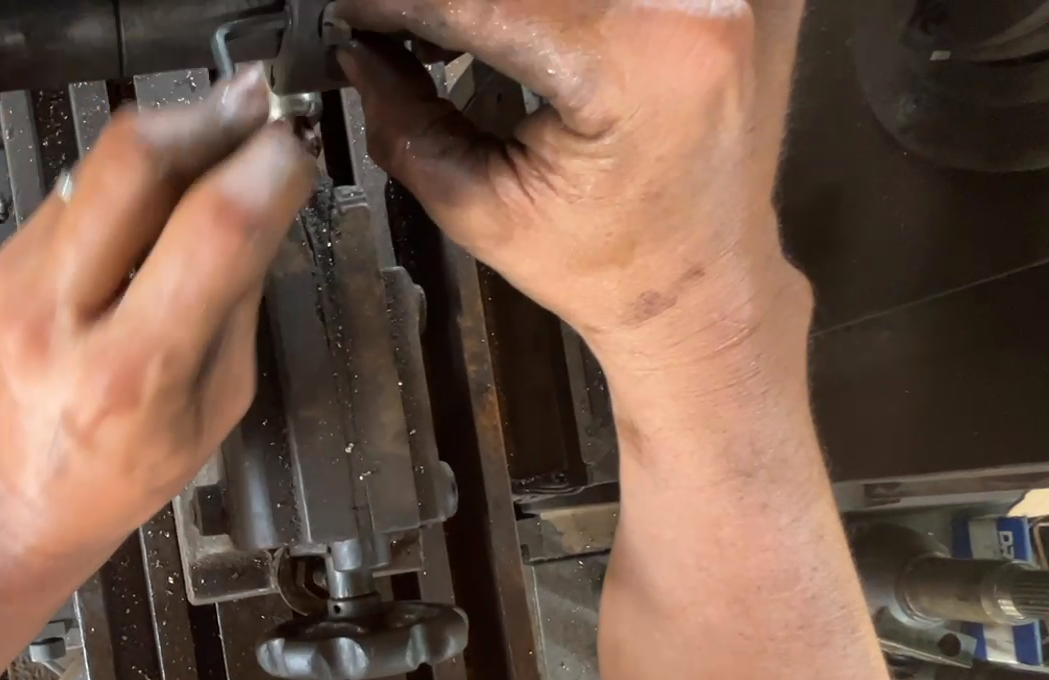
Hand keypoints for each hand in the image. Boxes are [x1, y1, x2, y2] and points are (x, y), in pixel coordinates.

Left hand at [0, 67, 315, 564]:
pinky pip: (79, 189)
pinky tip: (160, 196)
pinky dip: (131, 177)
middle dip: (209, 118)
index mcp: (137, 371)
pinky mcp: (6, 263)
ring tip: (219, 140)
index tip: (295, 151)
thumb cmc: (132, 470)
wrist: (33, 493)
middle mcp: (66, 317)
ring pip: (100, 160)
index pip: (213, 232)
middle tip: (257, 107)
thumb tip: (263, 203)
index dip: (266, 170)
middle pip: (134, 163)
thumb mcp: (218, 405)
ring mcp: (24, 283)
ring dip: (172, 134)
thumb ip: (237, 302)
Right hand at [337, 0, 809, 370]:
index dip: (405, 2)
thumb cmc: (592, 266)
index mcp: (638, 60)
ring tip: (448, 24)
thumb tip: (360, 56)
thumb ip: (410, 128)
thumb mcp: (479, 210)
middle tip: (397, 21)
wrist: (695, 282)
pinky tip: (522, 18)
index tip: (353, 11)